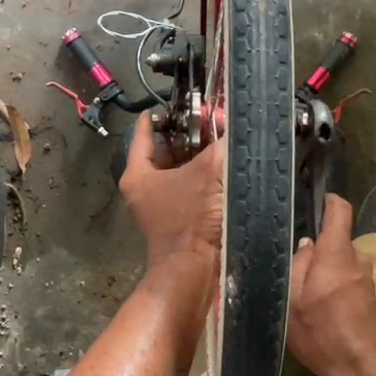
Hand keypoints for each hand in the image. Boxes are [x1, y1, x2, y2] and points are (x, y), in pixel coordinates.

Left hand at [118, 113, 223, 272]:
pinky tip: (225, 167)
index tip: (169, 104)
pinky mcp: (180, 220)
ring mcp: (161, 206)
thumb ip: (222, 146)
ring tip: (221, 139)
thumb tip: (238, 126)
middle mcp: (145, 189)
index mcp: (138, 174)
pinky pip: (191, 188)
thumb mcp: (208, 173)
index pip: (143, 135)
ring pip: (180, 171)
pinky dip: (205, 177)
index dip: (157, 118)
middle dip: (187, 137)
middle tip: (208, 120)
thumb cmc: (190, 219)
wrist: (192, 271)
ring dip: (199, 158)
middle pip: (165, 152)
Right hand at [290, 196, 375, 375]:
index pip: (340, 211)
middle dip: (316, 252)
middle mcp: (357, 260)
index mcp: (337, 253)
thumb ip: (297, 266)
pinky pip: (347, 280)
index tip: (314, 202)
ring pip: (340, 263)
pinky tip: (320, 310)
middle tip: (294, 272)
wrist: (361, 370)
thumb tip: (306, 245)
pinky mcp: (369, 298)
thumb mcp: (293, 300)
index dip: (329, 201)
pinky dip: (333, 287)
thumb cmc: (322, 333)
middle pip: (335, 242)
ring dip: (324, 273)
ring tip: (304, 295)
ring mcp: (366, 280)